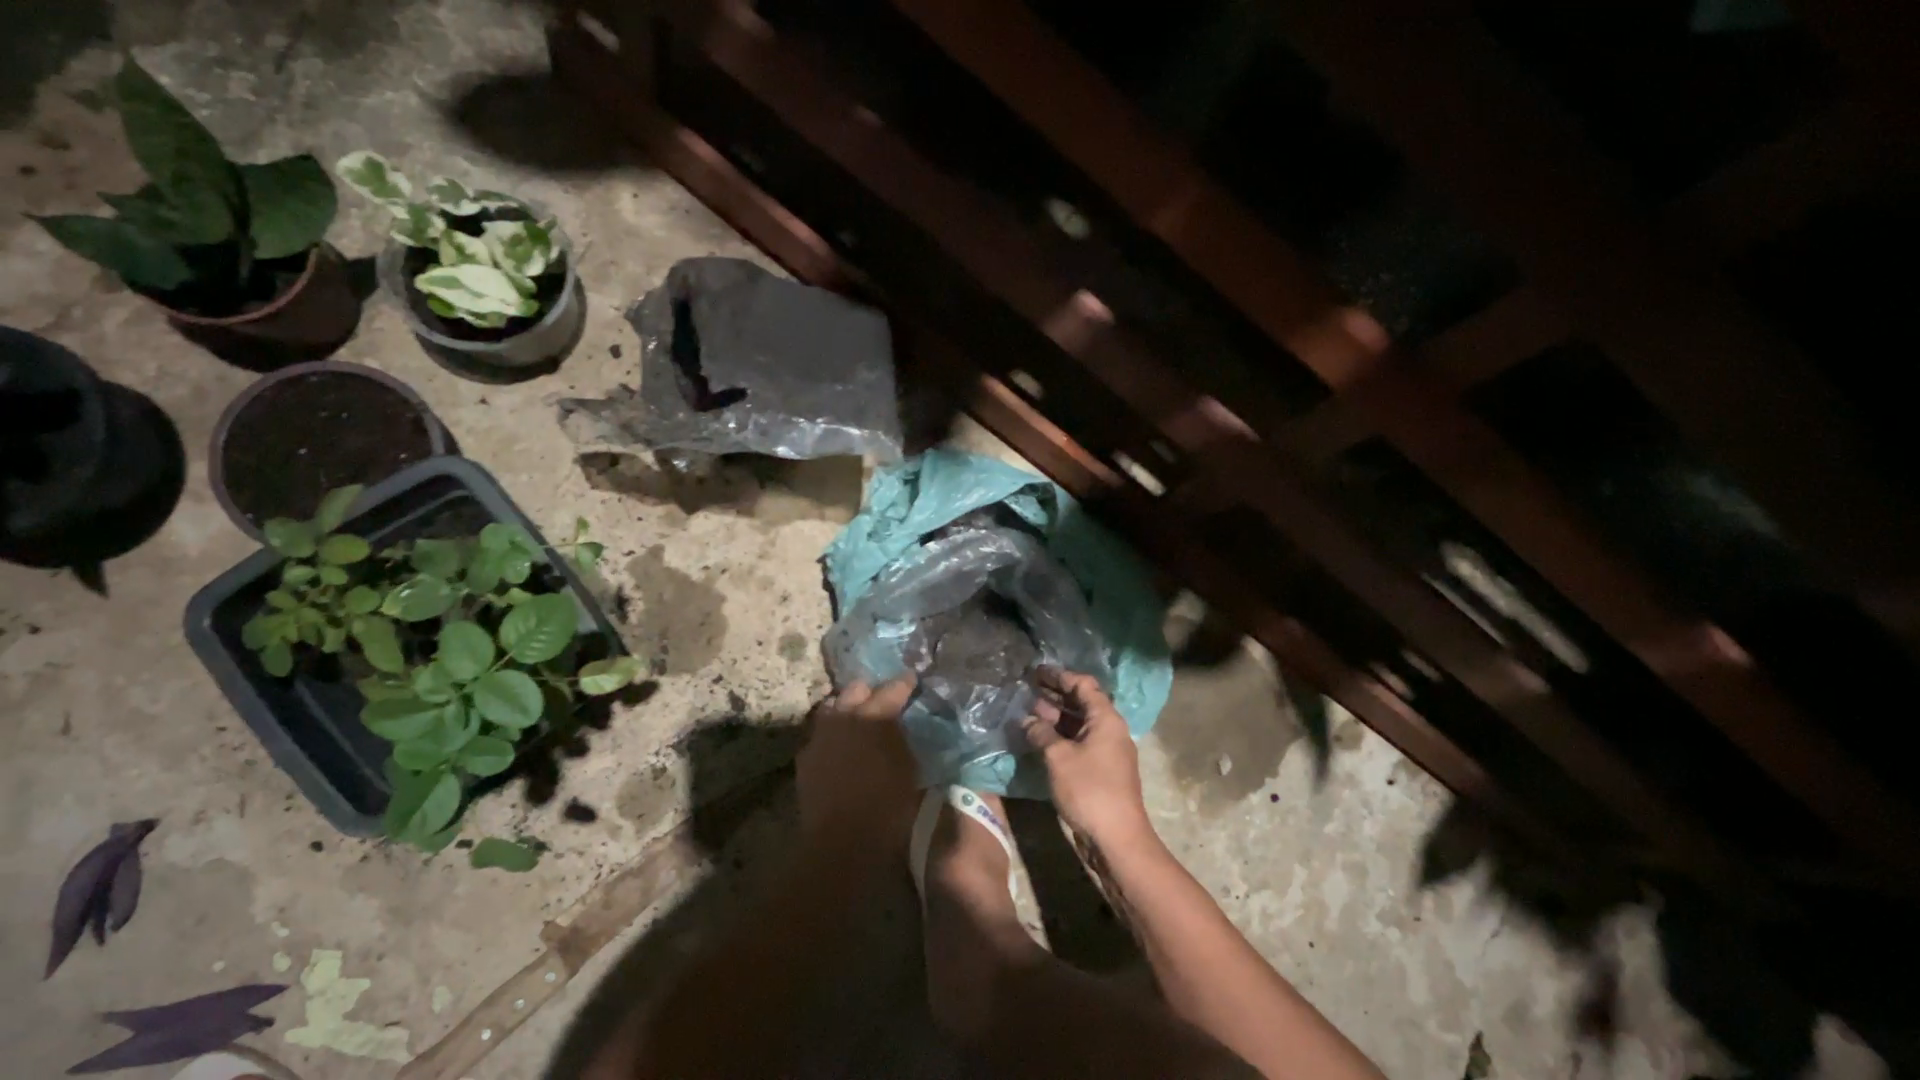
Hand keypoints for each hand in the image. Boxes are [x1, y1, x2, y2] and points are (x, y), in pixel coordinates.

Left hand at [796, 677, 920, 857]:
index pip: (892, 689)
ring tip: (856, 717)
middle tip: (882, 699)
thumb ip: (903, 740)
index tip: (912, 679)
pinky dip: (831, 733)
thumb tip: (901, 727)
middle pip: (856, 690)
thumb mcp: (909, 769)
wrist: (841, 840)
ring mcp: (820, 735)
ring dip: (845, 708)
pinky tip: (838, 744)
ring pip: (832, 707)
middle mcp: (845, 717)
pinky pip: (819, 733)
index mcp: (875, 717)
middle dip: (870, 691)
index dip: (904, 684)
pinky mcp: (805, 755)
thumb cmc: (887, 807)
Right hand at [1021, 667, 1154, 849]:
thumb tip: (1027, 720)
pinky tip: (1039, 740)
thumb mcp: (1059, 757)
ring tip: (1028, 713)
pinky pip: (1079, 743)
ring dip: (1055, 718)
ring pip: (1079, 725)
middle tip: (1028, 690)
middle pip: (1082, 703)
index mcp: (1106, 719)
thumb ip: (1041, 734)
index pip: (1084, 685)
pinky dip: (1060, 737)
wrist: (1116, 837)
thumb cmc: (1089, 790)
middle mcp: (1110, 730)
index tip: (1036, 672)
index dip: (1060, 676)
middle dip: (1055, 696)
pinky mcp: (1101, 771)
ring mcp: (1107, 752)